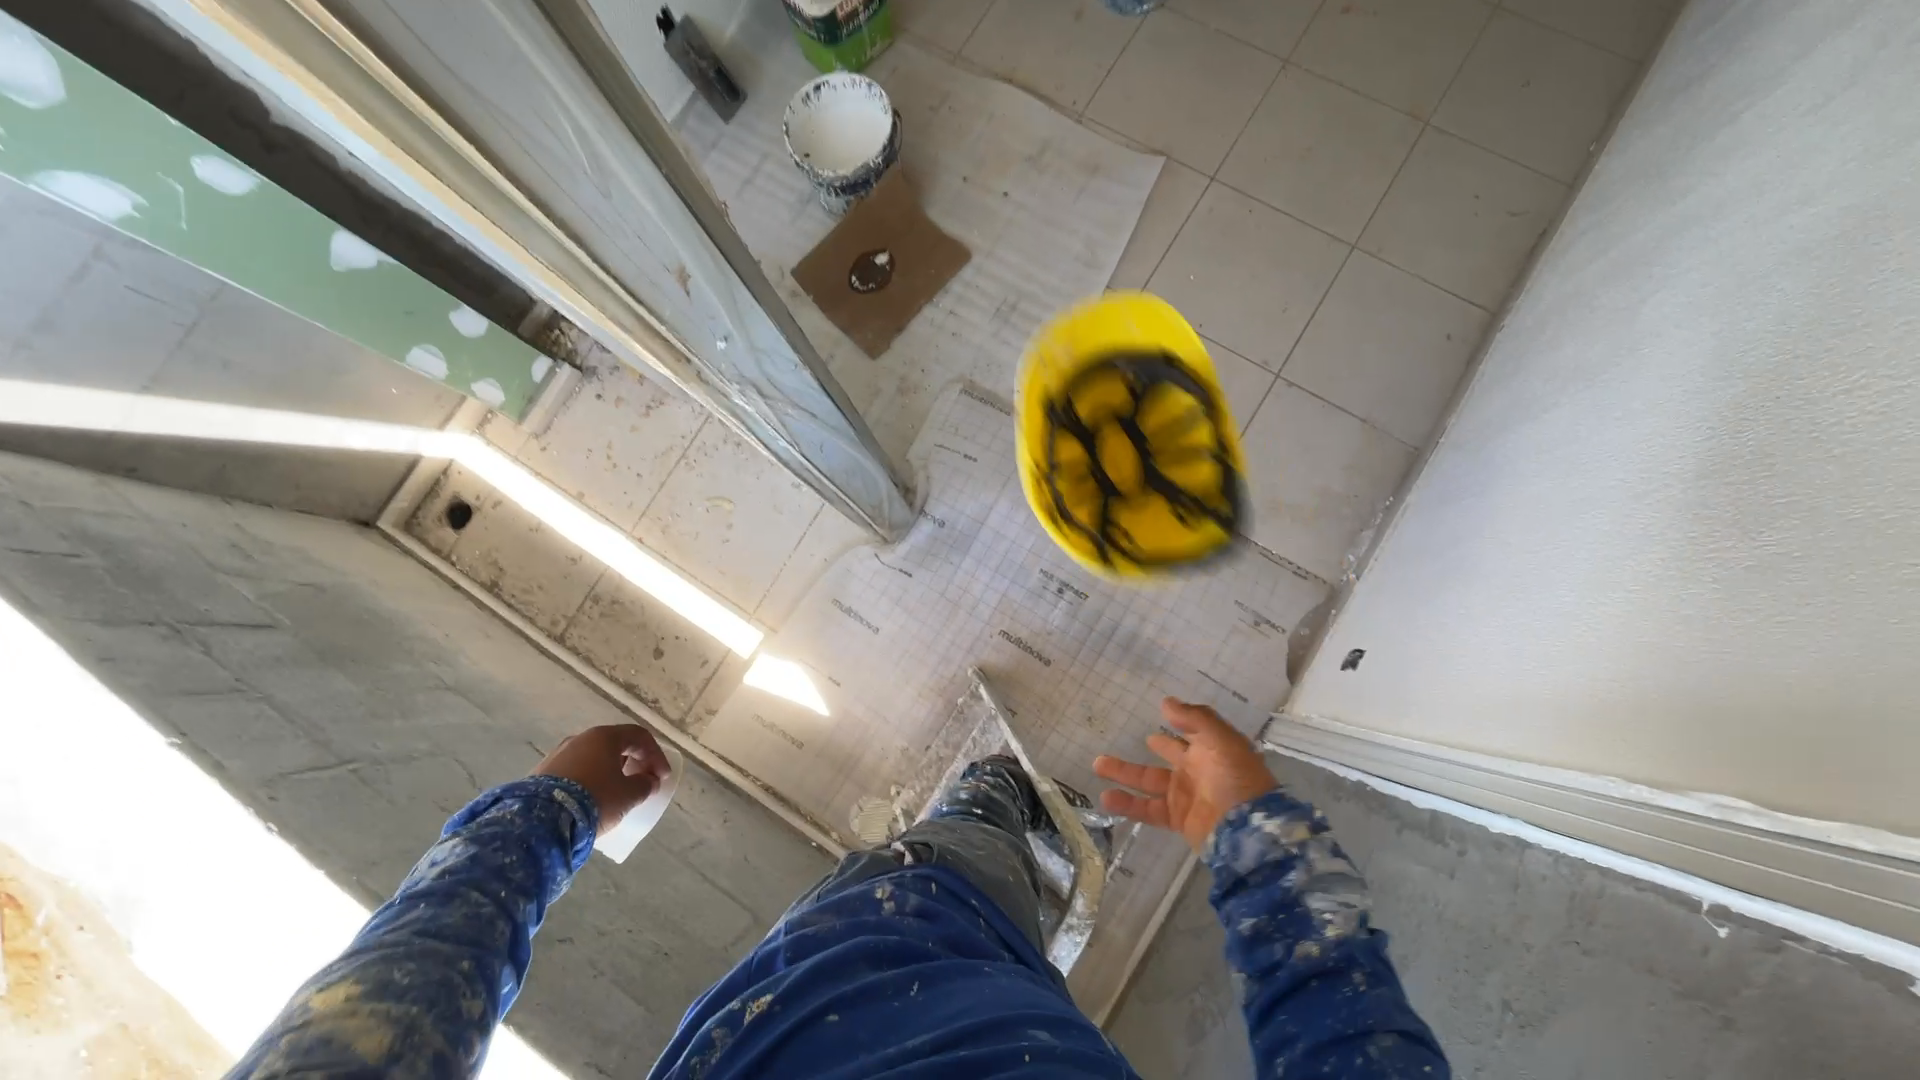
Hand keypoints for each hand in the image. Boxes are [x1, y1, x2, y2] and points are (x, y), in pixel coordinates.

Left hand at [533, 724, 670, 837]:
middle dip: (633, 762)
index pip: (639, 737)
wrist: (540, 822)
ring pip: (593, 758)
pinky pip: (575, 772)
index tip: (662, 777)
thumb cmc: (594, 799)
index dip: (656, 755)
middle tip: (641, 781)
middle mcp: (580, 739)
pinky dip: (590, 781)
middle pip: (615, 745)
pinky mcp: (541, 774)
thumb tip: (648, 781)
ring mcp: (557, 755)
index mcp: (604, 737)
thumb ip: (645, 784)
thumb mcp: (628, 795)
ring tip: (616, 792)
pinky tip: (591, 800)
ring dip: (610, 772)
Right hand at [1094, 698, 1277, 851]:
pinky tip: (1107, 797)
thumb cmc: (1236, 778)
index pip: (1194, 732)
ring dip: (1124, 773)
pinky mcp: (1177, 819)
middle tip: (1133, 737)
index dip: (1181, 723)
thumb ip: (1194, 718)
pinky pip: (1147, 810)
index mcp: (1212, 749)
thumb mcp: (1220, 739)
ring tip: (1097, 765)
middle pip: (1169, 754)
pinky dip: (1127, 804)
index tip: (1161, 712)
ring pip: (1149, 781)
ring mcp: (1186, 796)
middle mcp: (1199, 771)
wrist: (1246, 829)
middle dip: (1154, 745)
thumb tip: (1165, 701)